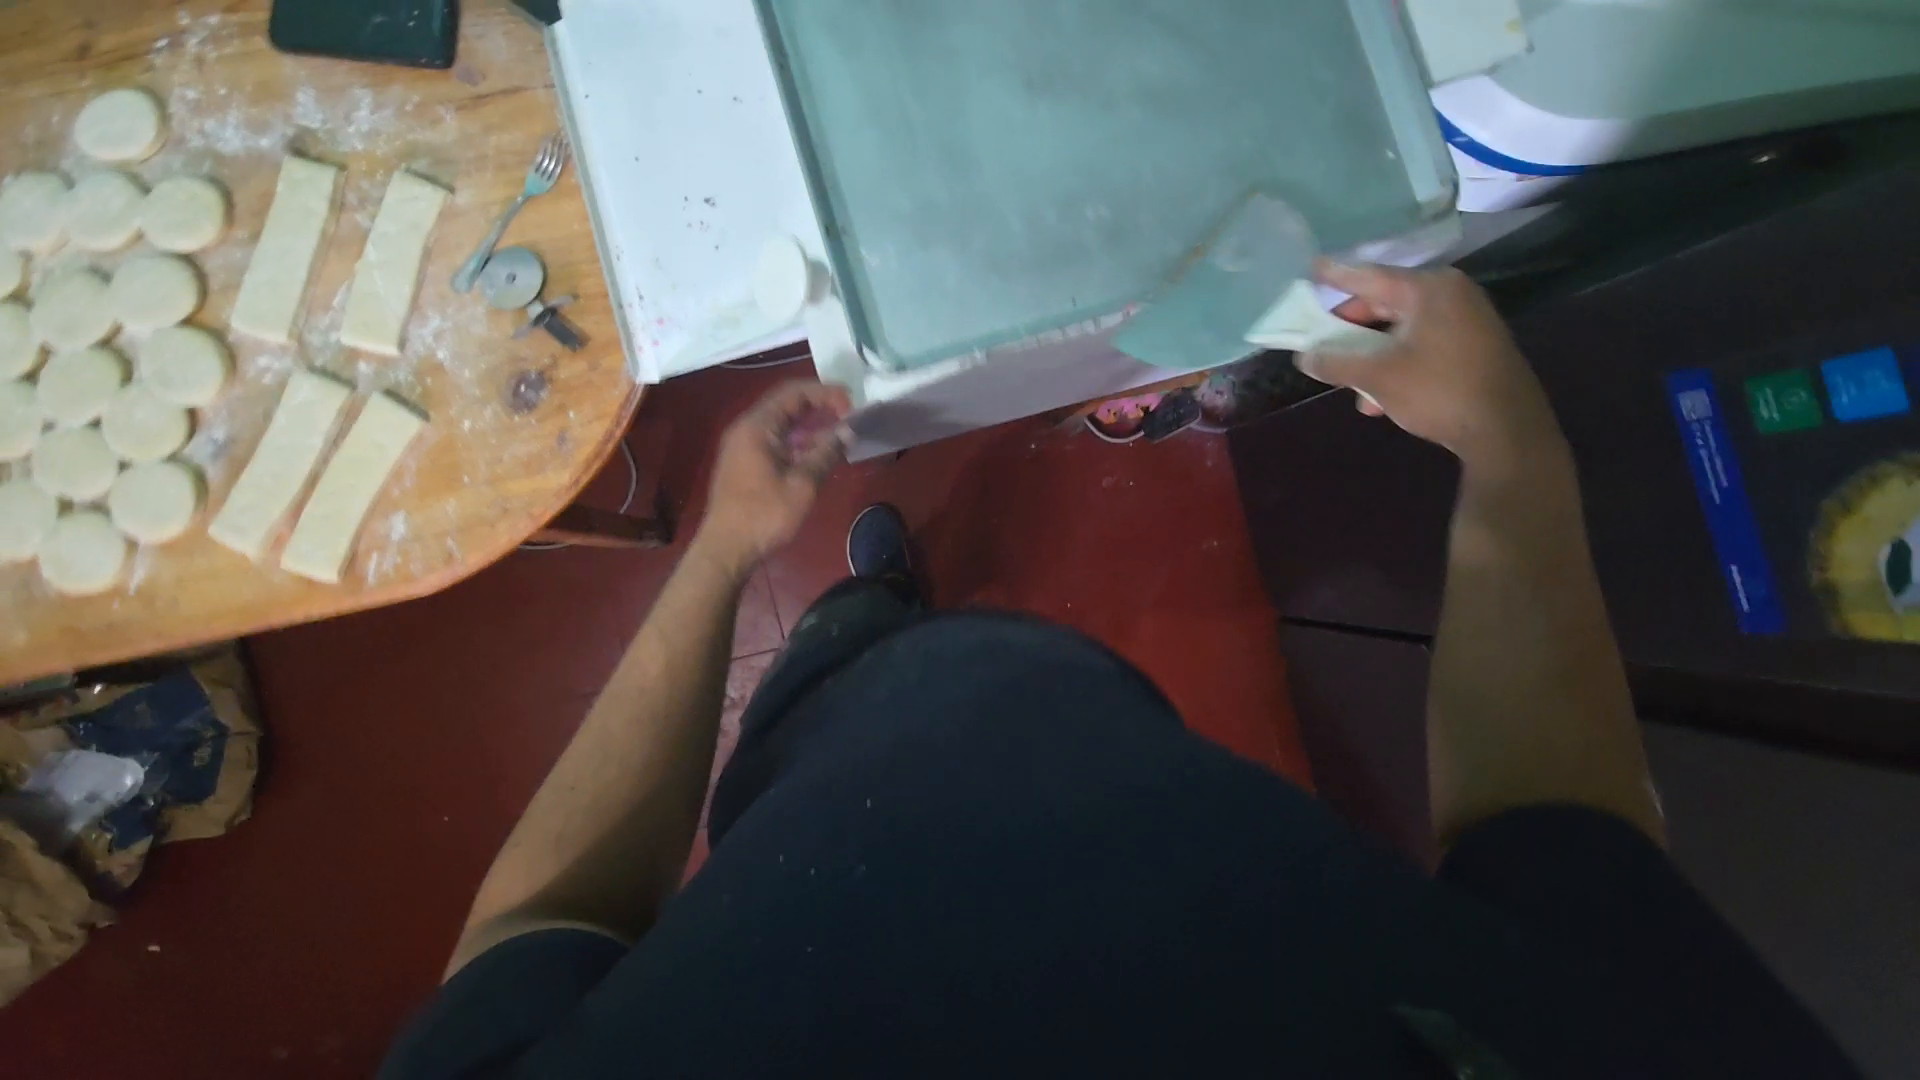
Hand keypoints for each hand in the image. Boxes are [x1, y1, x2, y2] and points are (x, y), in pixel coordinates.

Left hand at [693, 380, 852, 574]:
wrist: (727, 548)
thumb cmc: (764, 514)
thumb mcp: (802, 484)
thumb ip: (826, 453)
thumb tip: (848, 431)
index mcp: (757, 426)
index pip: (793, 392)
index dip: (825, 393)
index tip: (851, 405)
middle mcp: (746, 429)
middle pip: (786, 405)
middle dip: (819, 407)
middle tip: (849, 417)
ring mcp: (743, 446)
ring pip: (781, 425)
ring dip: (810, 426)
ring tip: (839, 436)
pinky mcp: (745, 464)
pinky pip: (775, 441)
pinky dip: (798, 442)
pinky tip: (818, 455)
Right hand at [1294, 259, 1564, 466]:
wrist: (1505, 429)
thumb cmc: (1438, 390)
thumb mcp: (1377, 377)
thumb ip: (1335, 363)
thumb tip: (1304, 357)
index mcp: (1429, 290)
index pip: (1370, 277)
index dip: (1337, 275)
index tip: (1312, 267)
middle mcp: (1450, 295)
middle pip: (1384, 304)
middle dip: (1351, 331)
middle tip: (1321, 343)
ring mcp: (1465, 320)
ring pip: (1400, 331)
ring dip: (1371, 359)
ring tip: (1353, 390)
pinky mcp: (1472, 346)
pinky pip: (1420, 346)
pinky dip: (1396, 366)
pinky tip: (1380, 400)